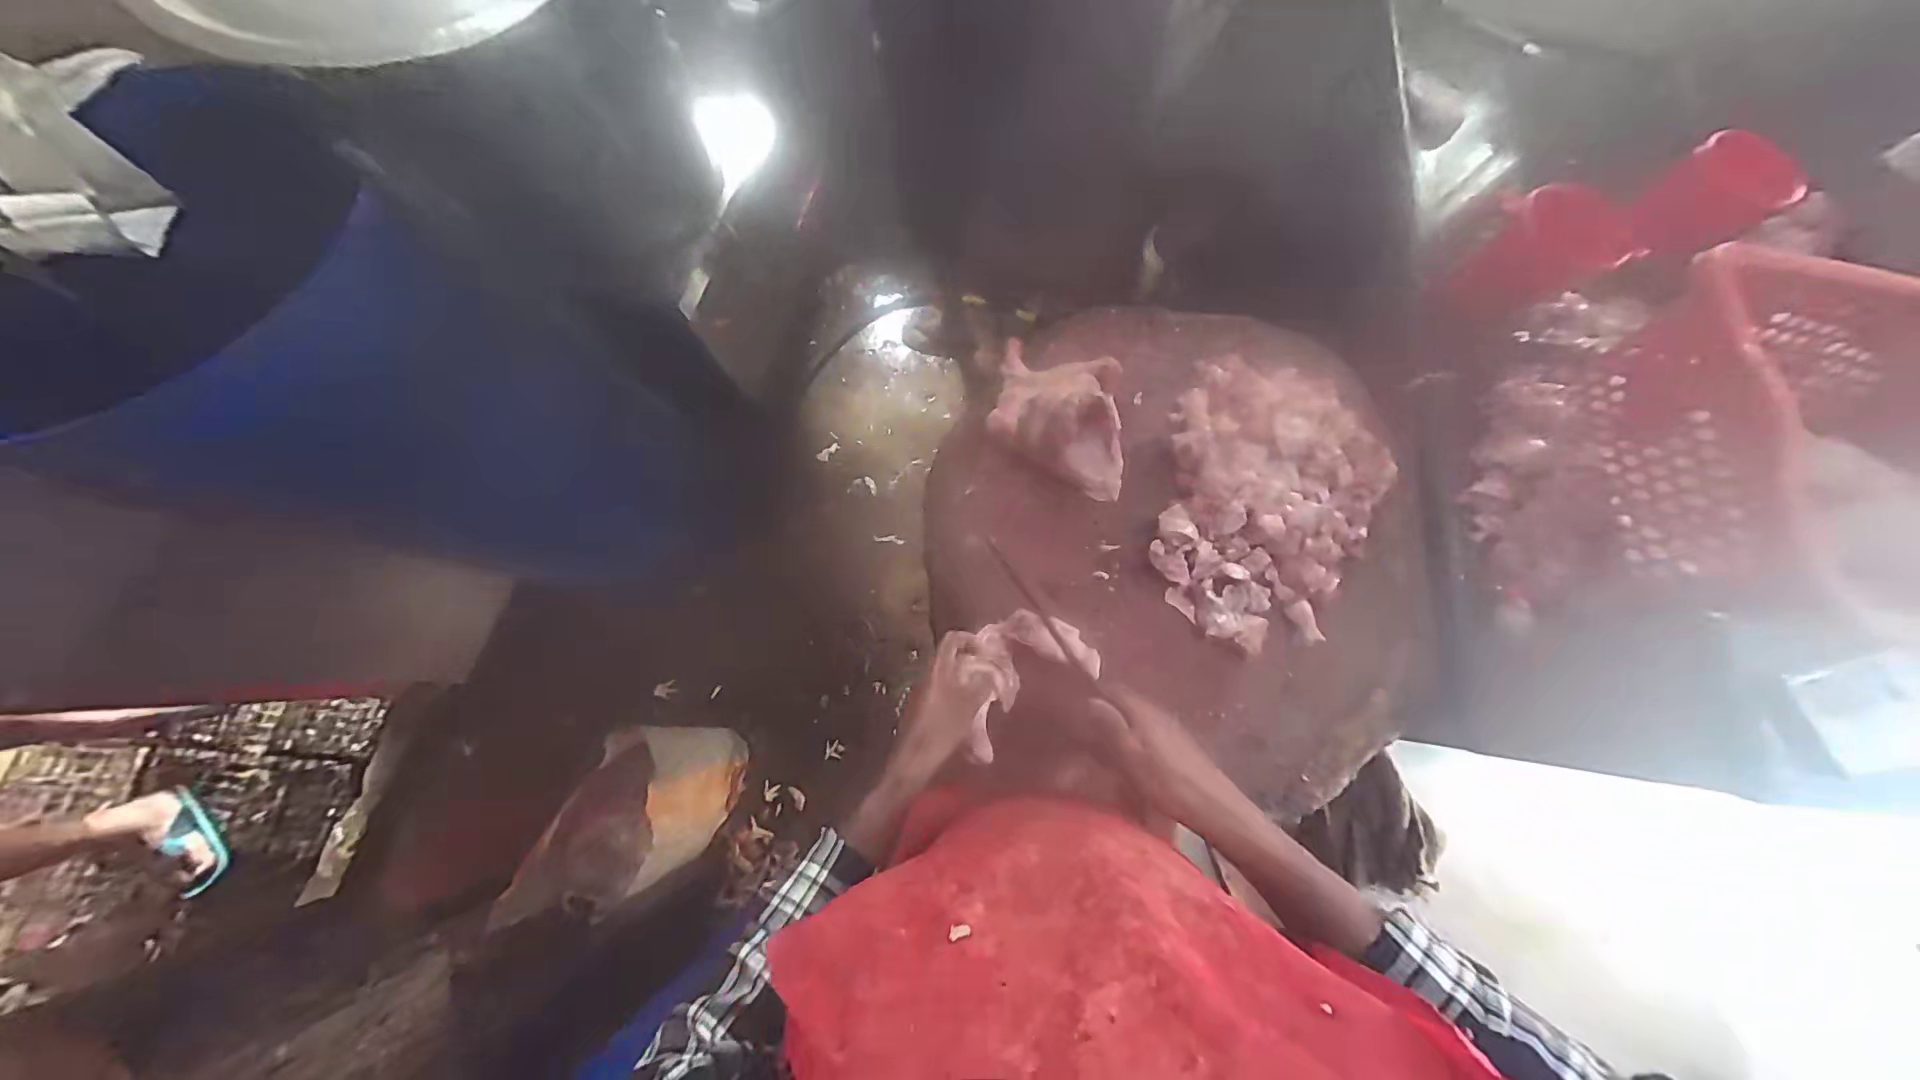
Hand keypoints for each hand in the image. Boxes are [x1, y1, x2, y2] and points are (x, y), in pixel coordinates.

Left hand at [888, 630, 1004, 781]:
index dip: (971, 639)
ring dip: (969, 679)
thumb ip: (985, 684)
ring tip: (988, 694)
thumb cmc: (942, 730)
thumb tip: (995, 671)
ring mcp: (924, 691)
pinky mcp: (924, 707)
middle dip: (974, 661)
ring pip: (950, 675)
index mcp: (938, 669)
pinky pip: (945, 690)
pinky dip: (961, 694)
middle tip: (993, 673)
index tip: (988, 652)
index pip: (952, 639)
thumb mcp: (970, 706)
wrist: (914, 759)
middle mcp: (929, 675)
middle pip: (952, 656)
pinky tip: (973, 712)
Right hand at [1078, 686, 1262, 841]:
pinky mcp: (1179, 742)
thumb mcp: (1130, 756)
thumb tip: (1090, 699)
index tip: (1072, 702)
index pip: (1112, 688)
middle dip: (1104, 705)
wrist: (1214, 807)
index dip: (1092, 692)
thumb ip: (1110, 725)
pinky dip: (1133, 732)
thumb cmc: (1167, 783)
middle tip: (1081, 721)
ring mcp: (1170, 725)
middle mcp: (1156, 710)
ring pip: (1136, 713)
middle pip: (1124, 699)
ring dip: (1118, 719)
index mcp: (1142, 709)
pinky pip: (1148, 727)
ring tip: (1100, 736)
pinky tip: (1128, 750)